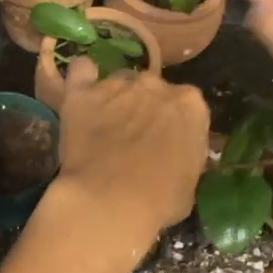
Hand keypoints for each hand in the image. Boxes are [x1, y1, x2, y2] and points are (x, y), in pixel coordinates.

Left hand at [51, 58, 209, 246]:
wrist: (108, 202)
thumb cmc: (158, 201)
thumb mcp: (190, 184)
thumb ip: (186, 157)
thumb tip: (177, 157)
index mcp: (191, 105)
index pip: (188, 109)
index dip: (175, 128)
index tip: (167, 146)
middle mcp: (156, 85)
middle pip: (154, 91)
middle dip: (147, 110)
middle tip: (136, 141)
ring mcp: (117, 85)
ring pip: (120, 82)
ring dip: (117, 99)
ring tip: (105, 127)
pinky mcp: (82, 93)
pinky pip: (81, 71)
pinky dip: (83, 78)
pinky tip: (82, 92)